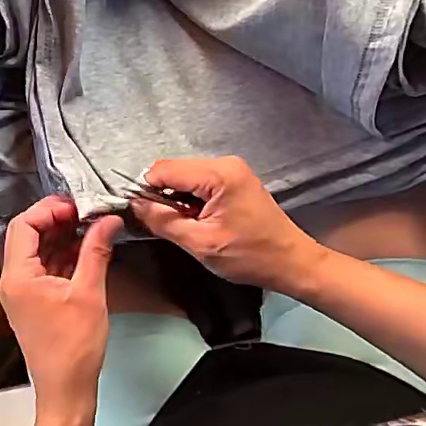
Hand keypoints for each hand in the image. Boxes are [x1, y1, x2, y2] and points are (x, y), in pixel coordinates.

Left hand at [0, 196, 123, 414]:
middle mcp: (12, 280)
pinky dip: (61, 254)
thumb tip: (108, 220)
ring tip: (88, 227)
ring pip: (36, 250)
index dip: (49, 210)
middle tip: (83, 213)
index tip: (76, 206)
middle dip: (54, 219)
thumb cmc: (74, 347)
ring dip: (59, 236)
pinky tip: (84, 249)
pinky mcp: (33, 300)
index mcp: (17, 276)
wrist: (66, 390)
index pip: (24, 225)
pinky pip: (43, 267)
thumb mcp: (89, 293)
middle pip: (26, 234)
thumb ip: (96, 251)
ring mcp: (21, 290)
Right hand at [130, 156, 325, 293]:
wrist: (292, 263)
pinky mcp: (233, 178)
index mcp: (218, 175)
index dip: (146, 191)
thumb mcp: (200, 244)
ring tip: (186, 223)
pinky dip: (189, 197)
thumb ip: (162, 221)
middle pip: (172, 169)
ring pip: (182, 175)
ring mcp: (230, 169)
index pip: (163, 170)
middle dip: (161, 194)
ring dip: (175, 197)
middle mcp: (224, 163)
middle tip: (168, 223)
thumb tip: (133, 205)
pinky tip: (197, 218)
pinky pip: (197, 180)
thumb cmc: (250, 256)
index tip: (146, 216)